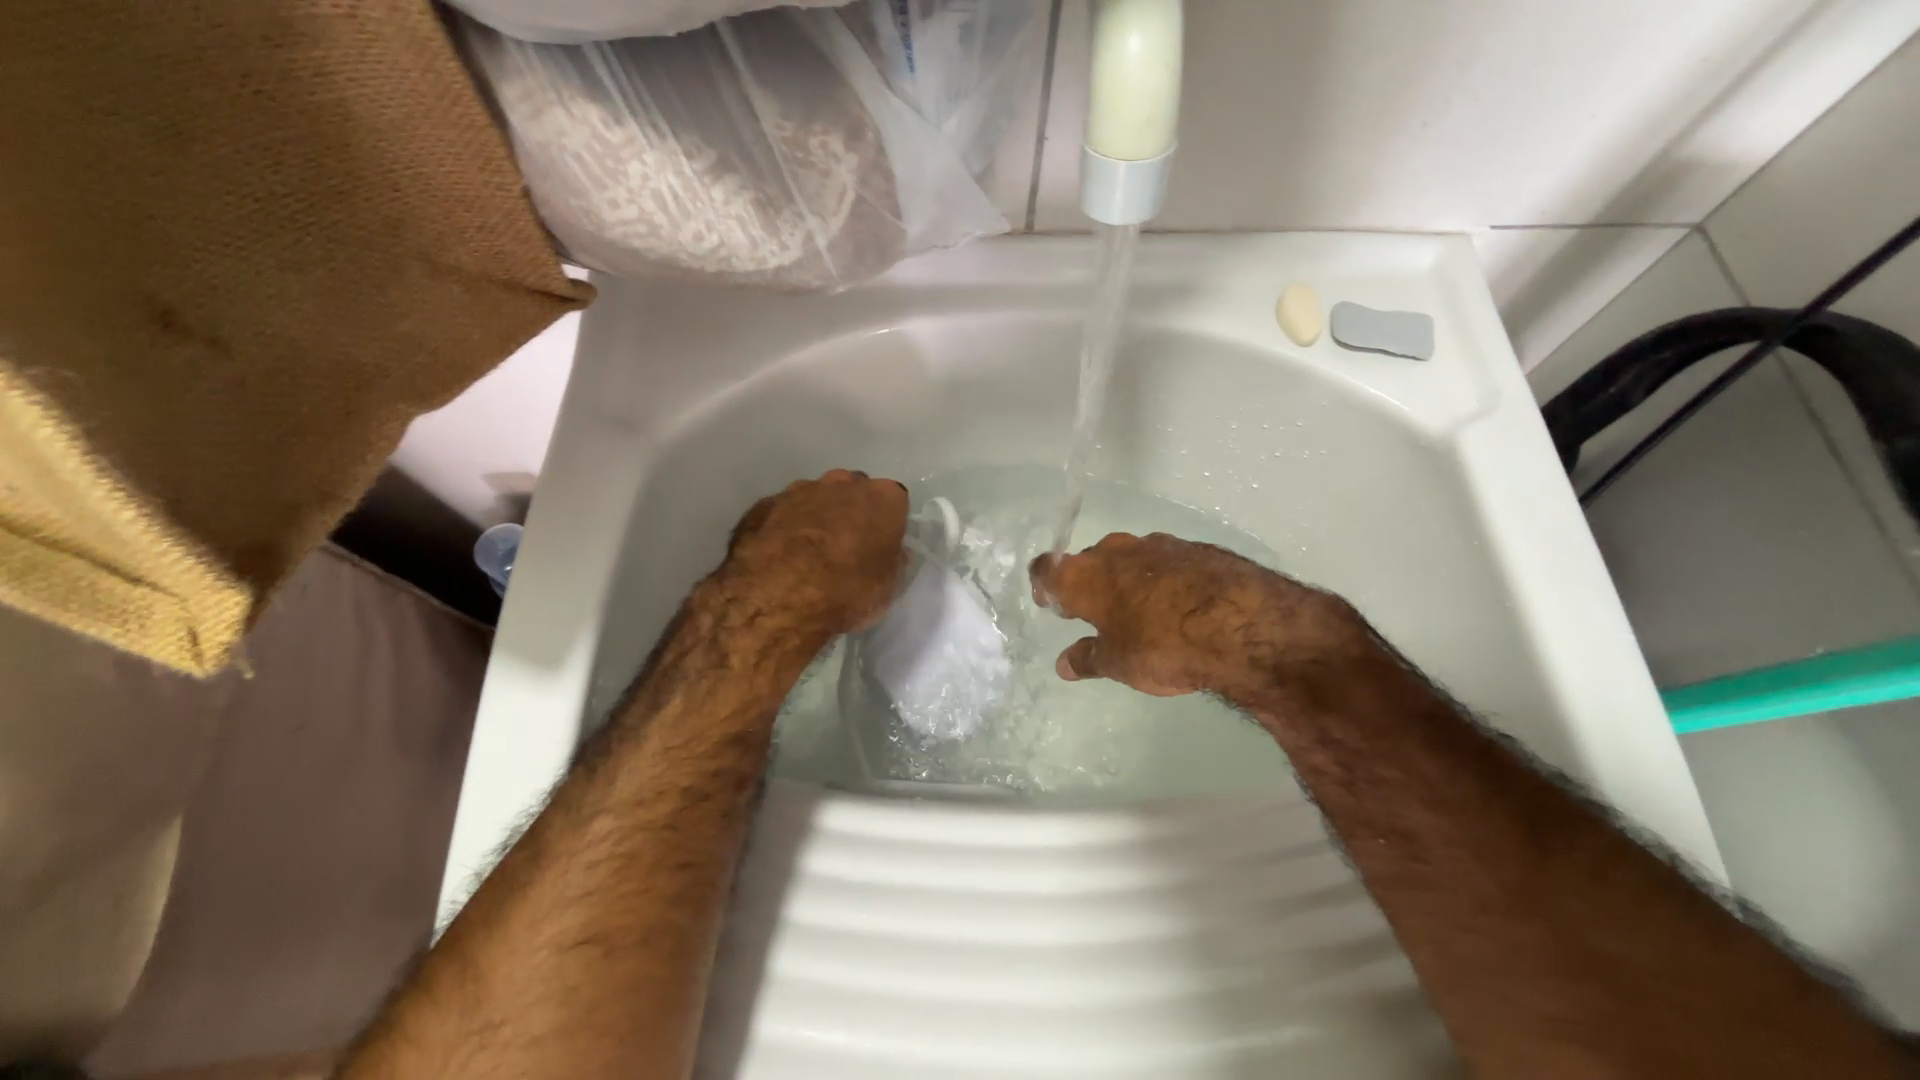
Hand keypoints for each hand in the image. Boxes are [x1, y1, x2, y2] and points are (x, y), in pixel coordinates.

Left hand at [723, 470, 908, 637]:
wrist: (780, 595)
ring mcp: (800, 489)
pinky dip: (784, 527)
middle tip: (845, 547)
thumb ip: (892, 561)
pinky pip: (782, 511)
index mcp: (882, 498)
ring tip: (807, 554)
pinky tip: (779, 555)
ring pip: (815, 497)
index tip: (880, 545)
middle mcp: (842, 483)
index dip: (887, 523)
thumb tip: (892, 552)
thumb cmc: (848, 591)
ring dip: (815, 517)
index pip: (893, 501)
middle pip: (852, 491)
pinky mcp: (764, 503)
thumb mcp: (887, 588)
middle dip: (851, 512)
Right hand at [1029, 532, 1360, 699]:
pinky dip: (1166, 580)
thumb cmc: (1162, 646)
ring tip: (1140, 610)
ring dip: (1129, 580)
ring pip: (1132, 559)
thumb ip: (1088, 659)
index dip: (1045, 585)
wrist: (1242, 626)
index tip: (1052, 603)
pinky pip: (1169, 563)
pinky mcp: (1200, 549)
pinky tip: (1180, 606)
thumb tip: (1064, 663)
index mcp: (1086, 575)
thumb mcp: (1118, 664)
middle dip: (1089, 583)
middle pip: (1091, 561)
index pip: (1048, 568)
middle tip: (1095, 612)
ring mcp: (1161, 545)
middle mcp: (1118, 551)